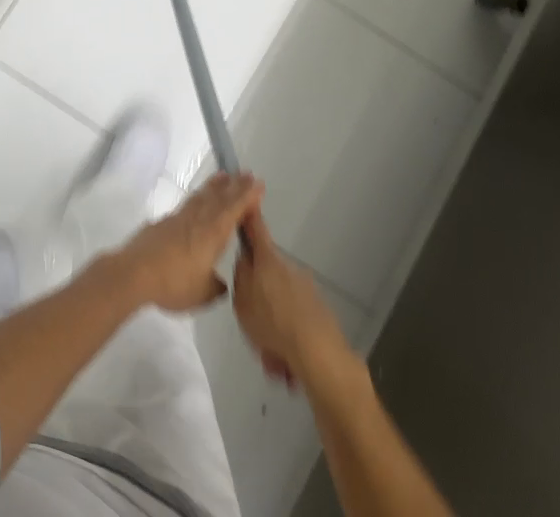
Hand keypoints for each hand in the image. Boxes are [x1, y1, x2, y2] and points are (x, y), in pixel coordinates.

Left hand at [103, 173, 262, 312]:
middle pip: (218, 198)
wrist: (132, 274)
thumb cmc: (173, 283)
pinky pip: (183, 208)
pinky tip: (192, 204)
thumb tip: (220, 283)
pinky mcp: (159, 225)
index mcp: (212, 234)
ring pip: (199, 198)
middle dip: (233, 186)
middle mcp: (196, 221)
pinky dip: (193, 201)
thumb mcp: (203, 293)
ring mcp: (176, 220)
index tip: (257, 182)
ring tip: (222, 177)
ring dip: (213, 187)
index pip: (234, 209)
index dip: (247, 196)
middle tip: (245, 173)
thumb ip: (215, 286)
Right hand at [232, 208, 352, 388]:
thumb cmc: (272, 323)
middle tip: (252, 326)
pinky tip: (284, 361)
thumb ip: (241, 277)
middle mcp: (289, 270)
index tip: (248, 198)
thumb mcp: (242, 301)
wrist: (317, 353)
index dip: (250, 215)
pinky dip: (286, 338)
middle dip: (258, 300)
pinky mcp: (318, 310)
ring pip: (279, 304)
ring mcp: (306, 290)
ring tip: (270, 353)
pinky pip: (293, 321)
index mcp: (268, 262)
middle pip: (266, 275)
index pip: (256, 230)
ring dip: (272, 326)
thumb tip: (245, 262)